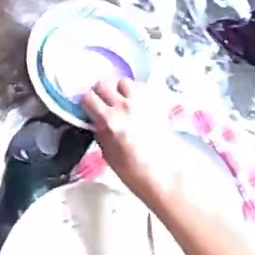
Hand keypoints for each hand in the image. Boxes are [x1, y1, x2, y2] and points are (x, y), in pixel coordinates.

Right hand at [81, 78, 170, 203]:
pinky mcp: (154, 102)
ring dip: (120, 90)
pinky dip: (136, 94)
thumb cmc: (134, 171)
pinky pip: (140, 88)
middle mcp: (123, 106)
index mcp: (109, 120)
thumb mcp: (108, 154)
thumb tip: (97, 121)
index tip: (89, 108)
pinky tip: (137, 106)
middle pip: (104, 84)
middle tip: (104, 104)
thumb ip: (101, 132)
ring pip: (123, 82)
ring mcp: (140, 102)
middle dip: (101, 93)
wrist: (166, 172)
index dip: (88, 103)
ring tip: (122, 102)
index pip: (88, 97)